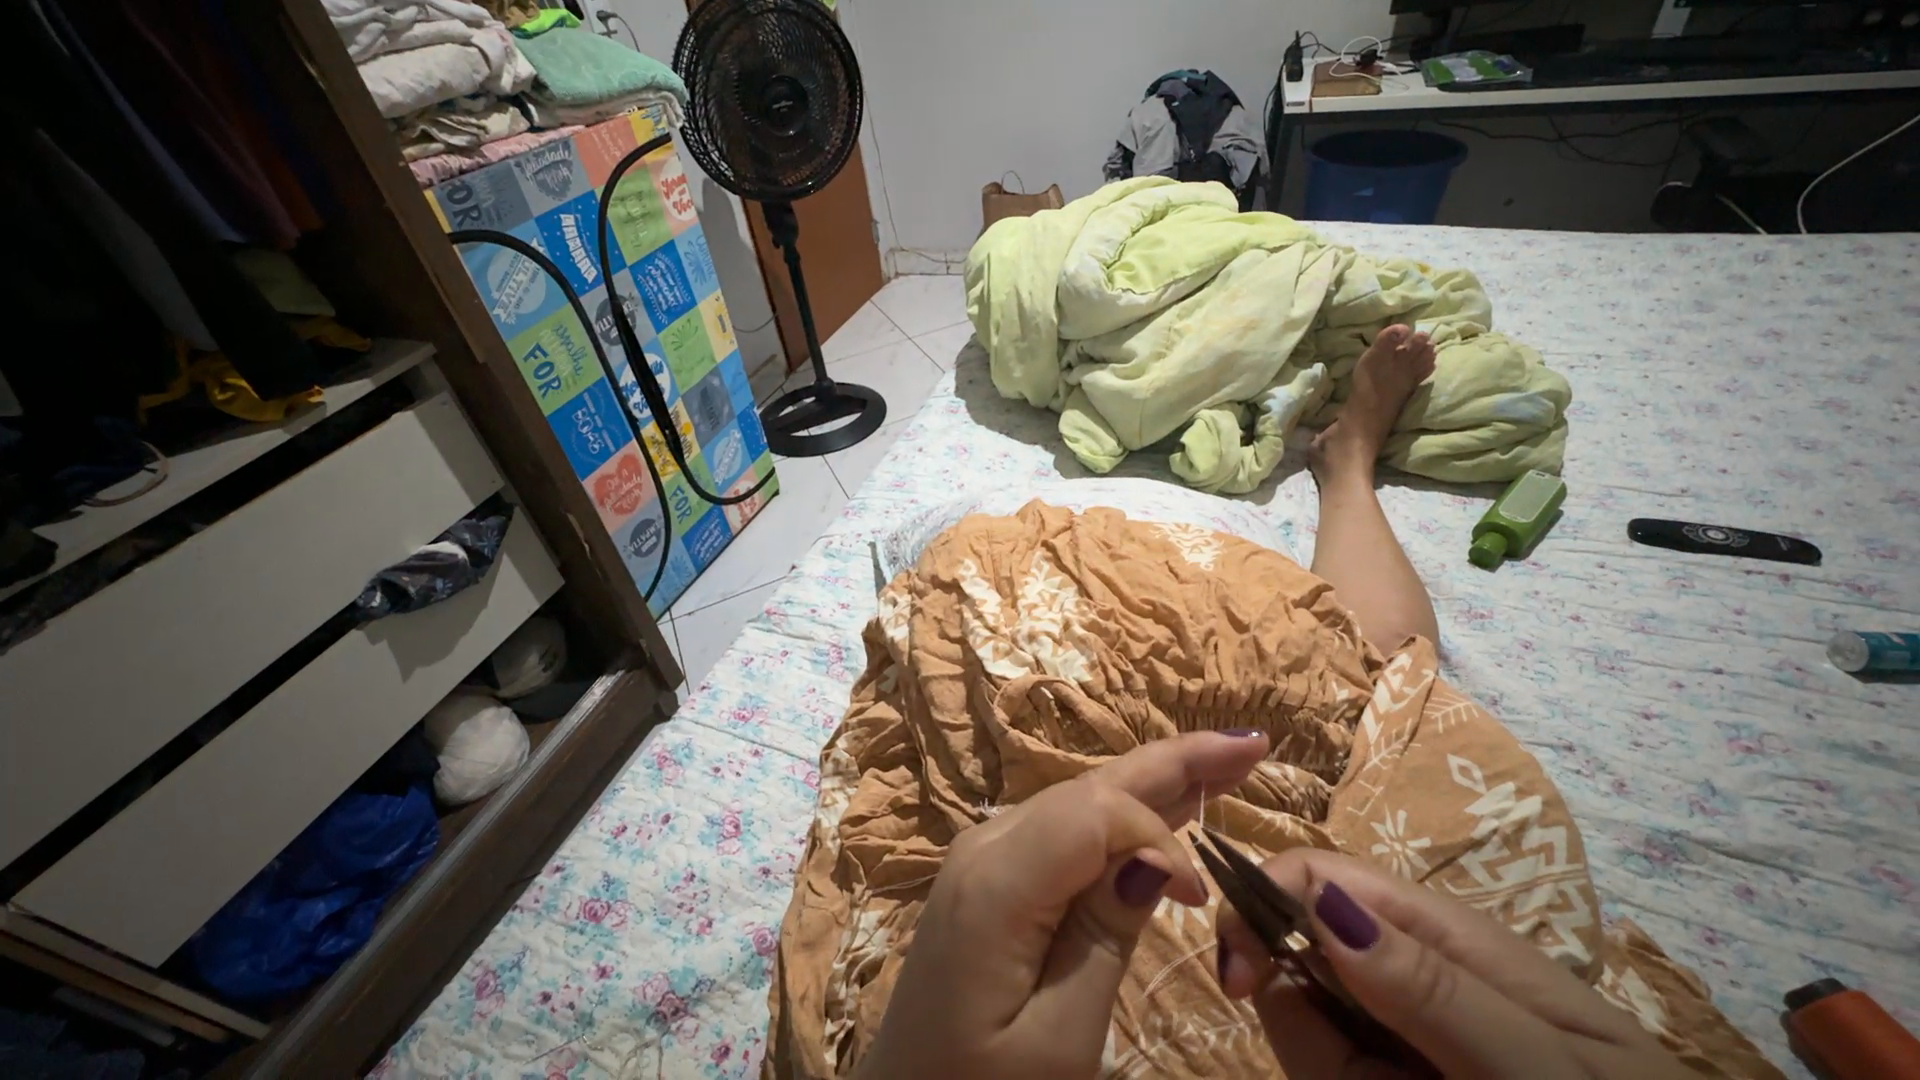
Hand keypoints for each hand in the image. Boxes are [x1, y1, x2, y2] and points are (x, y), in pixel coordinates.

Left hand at [853, 730, 1270, 1079]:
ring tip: (1221, 756)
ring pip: (1082, 796)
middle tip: (1249, 741)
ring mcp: (985, 850)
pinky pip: (1066, 823)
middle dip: (1174, 759)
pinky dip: (1123, 806)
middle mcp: (987, 843)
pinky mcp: (993, 867)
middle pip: (1092, 787)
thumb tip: (1156, 857)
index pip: (1097, 813)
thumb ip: (1105, 937)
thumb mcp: (1057, 1038)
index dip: (1161, 838)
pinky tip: (1161, 795)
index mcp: (998, 881)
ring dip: (1154, 776)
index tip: (1201, 906)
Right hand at [1215, 849, 1693, 1079]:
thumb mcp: (1546, 1067)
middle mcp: (1406, 965)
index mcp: (1439, 931)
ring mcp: (1402, 1021)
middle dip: (1301, 1021)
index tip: (1237, 980)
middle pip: (1296, 957)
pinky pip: (1337, 1063)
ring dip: (1335, 1067)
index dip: (1259, 905)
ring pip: (1309, 1022)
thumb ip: (1431, 988)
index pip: (1316, 876)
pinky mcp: (1395, 1062)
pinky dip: (1346, 1078)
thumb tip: (1318, 898)